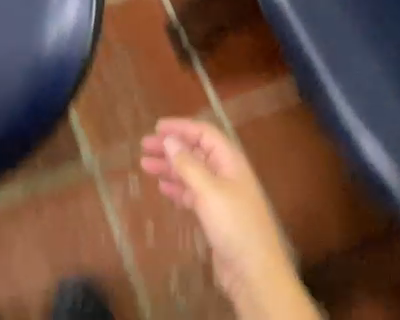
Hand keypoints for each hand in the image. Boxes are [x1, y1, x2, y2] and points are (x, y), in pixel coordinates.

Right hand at [140, 118, 311, 316]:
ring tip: (146, 165)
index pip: (204, 134)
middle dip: (171, 147)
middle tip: (145, 146)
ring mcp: (222, 196)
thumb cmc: (234, 225)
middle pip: (196, 152)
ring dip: (170, 168)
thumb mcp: (209, 191)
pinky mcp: (216, 216)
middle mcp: (227, 174)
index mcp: (230, 162)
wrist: (255, 273)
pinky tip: (163, 188)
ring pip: (192, 173)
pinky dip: (178, 188)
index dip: (181, 127)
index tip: (157, 127)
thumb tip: (170, 139)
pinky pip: (193, 194)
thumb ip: (188, 164)